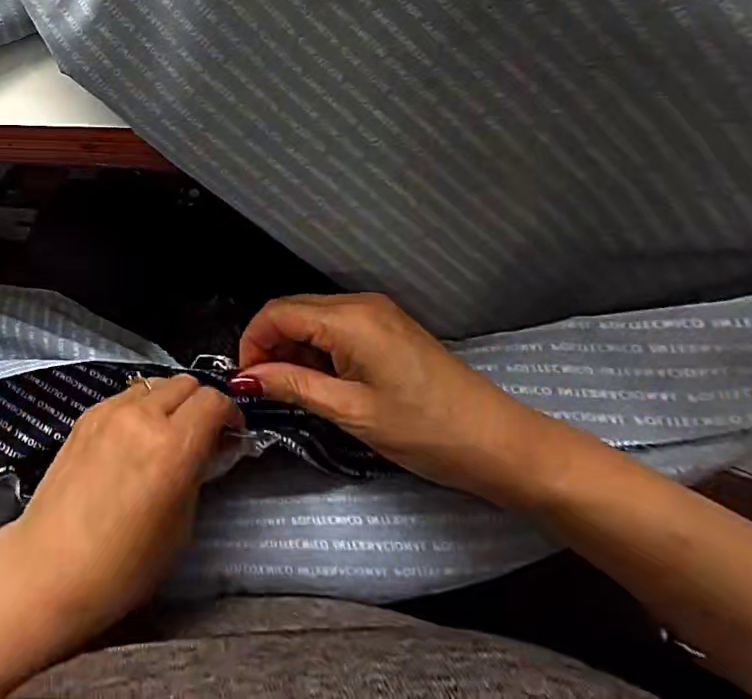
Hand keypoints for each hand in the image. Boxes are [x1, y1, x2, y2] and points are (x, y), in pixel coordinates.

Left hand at [0, 375, 239, 694]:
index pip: (214, 401)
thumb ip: (198, 473)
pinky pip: (123, 397)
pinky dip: (139, 407)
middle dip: (202, 402)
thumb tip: (209, 447)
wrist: (54, 562)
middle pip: (184, 382)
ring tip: (169, 434)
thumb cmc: (125, 561)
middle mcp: (138, 417)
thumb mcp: (182, 523)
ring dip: (168, 401)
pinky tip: (136, 439)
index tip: (232, 434)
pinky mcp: (83, 417)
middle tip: (205, 433)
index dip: (230, 415)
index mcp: (172, 444)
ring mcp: (105, 412)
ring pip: (152, 385)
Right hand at [235, 293, 595, 506]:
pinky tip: (322, 377)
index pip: (275, 314)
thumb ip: (291, 385)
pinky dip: (316, 346)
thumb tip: (244, 378)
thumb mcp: (350, 411)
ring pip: (310, 316)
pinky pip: (333, 325)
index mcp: (350, 320)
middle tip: (266, 385)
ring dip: (291, 346)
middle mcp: (360, 304)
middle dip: (268, 343)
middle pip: (290, 310)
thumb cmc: (427, 431)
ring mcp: (377, 313)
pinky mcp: (388, 326)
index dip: (252, 343)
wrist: (507, 447)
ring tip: (294, 385)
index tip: (248, 380)